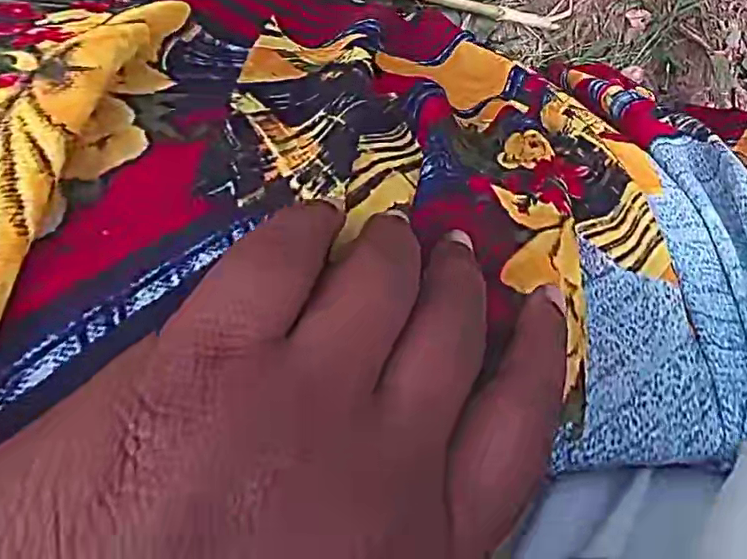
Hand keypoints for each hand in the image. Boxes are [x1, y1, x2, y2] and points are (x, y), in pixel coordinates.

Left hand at [0, 204, 566, 558]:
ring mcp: (295, 401)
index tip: (541, 306)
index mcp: (414, 551)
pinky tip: (313, 220)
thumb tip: (413, 455)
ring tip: (392, 231)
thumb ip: (390, 538)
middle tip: (457, 252)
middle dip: (460, 282)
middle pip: (455, 331)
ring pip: (383, 279)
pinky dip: (306, 227)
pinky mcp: (204, 360)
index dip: (538, 355)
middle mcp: (380, 466)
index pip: (517, 430)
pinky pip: (282, 256)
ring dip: (395, 245)